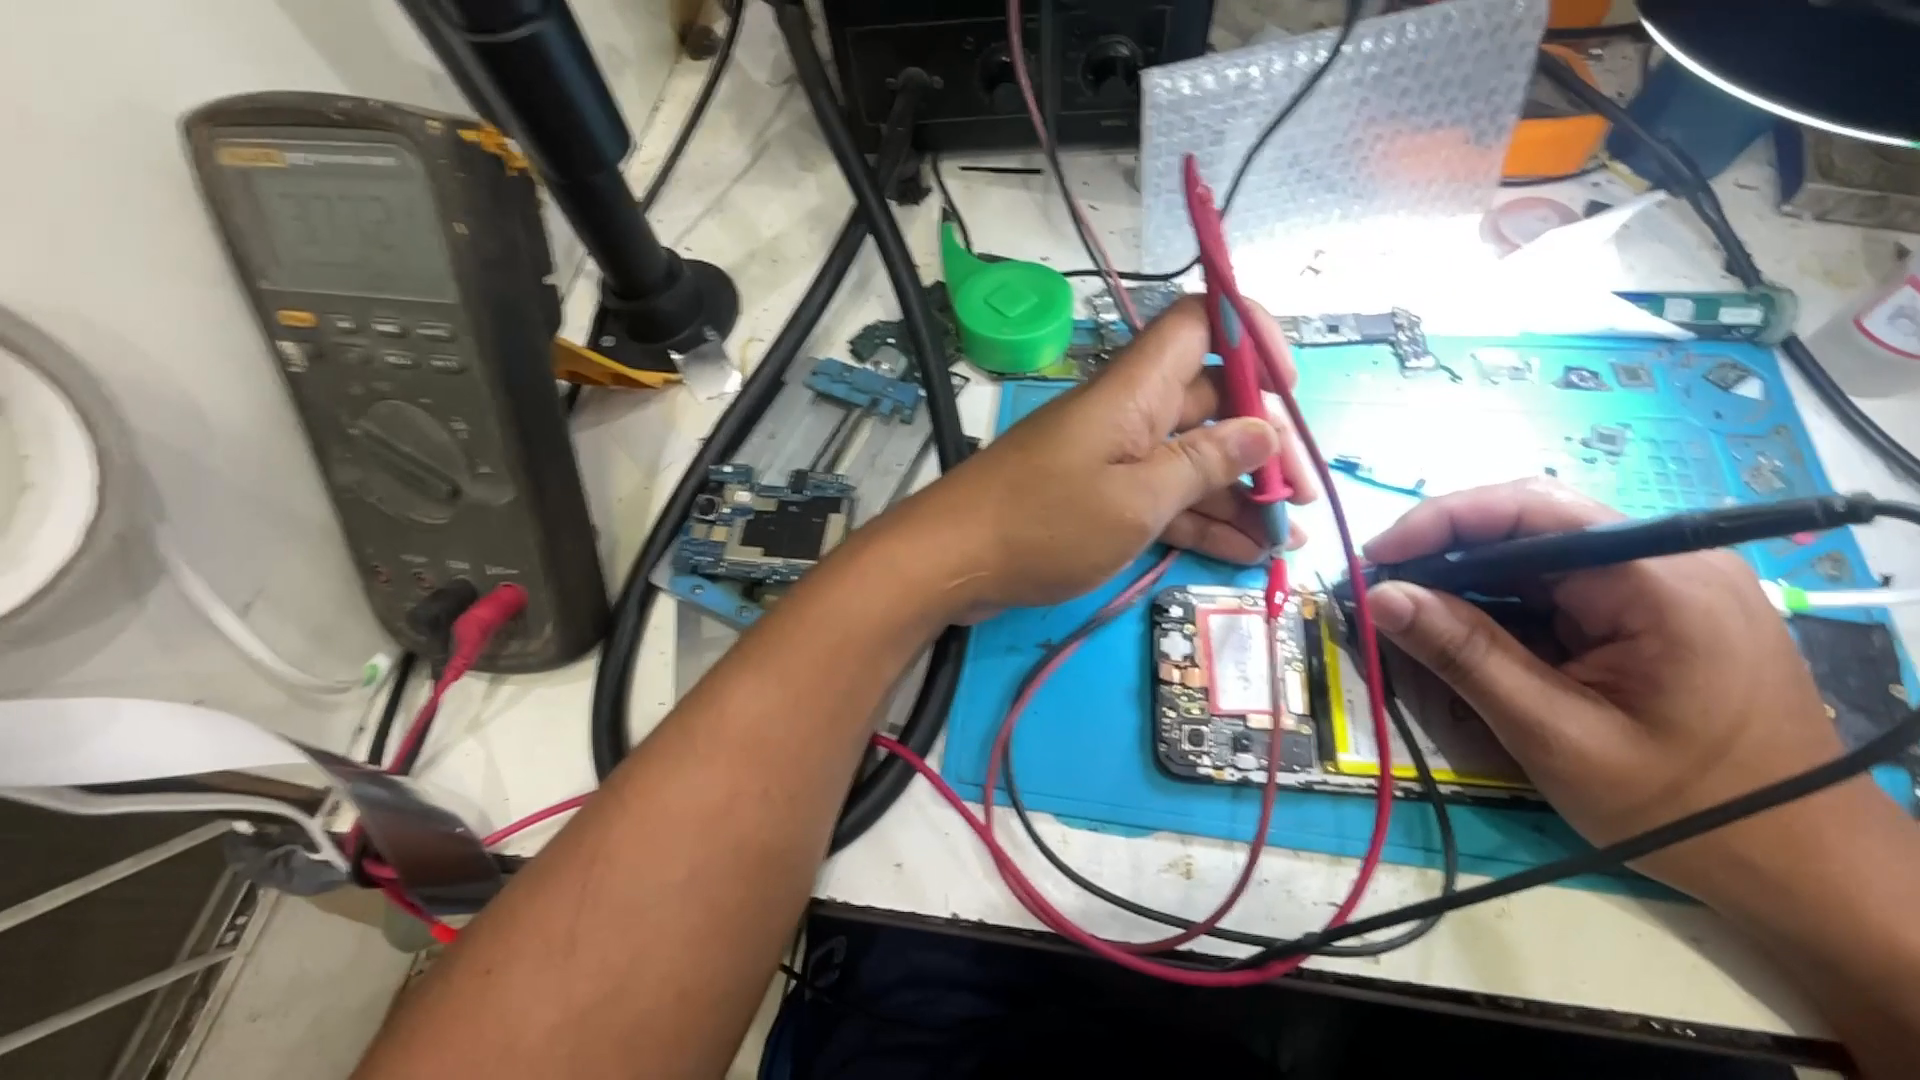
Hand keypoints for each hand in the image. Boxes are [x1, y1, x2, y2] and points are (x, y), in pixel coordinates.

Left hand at [890, 295, 1315, 617]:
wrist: (953, 562)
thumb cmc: (1044, 523)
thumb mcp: (1136, 499)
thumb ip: (1202, 464)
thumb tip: (1263, 430)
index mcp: (1135, 390)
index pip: (1199, 324)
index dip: (1250, 337)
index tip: (1288, 389)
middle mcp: (1129, 413)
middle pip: (1210, 403)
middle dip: (1261, 444)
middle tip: (1301, 496)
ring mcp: (1113, 458)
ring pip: (1191, 460)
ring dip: (1237, 494)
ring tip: (1284, 538)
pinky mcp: (1100, 499)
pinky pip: (1162, 500)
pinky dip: (1199, 522)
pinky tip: (1244, 553)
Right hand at [1362, 478, 1878, 903]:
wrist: (1799, 866)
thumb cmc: (1680, 806)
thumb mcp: (1555, 733)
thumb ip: (1467, 656)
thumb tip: (1380, 596)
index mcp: (1658, 579)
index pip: (1528, 509)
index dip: (1437, 523)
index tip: (1371, 562)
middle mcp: (1668, 560)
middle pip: (1530, 525)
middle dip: (1444, 554)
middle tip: (1380, 594)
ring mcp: (1666, 583)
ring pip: (1538, 556)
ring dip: (1468, 583)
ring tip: (1409, 616)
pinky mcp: (1656, 611)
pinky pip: (1561, 587)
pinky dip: (1504, 607)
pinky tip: (1467, 634)